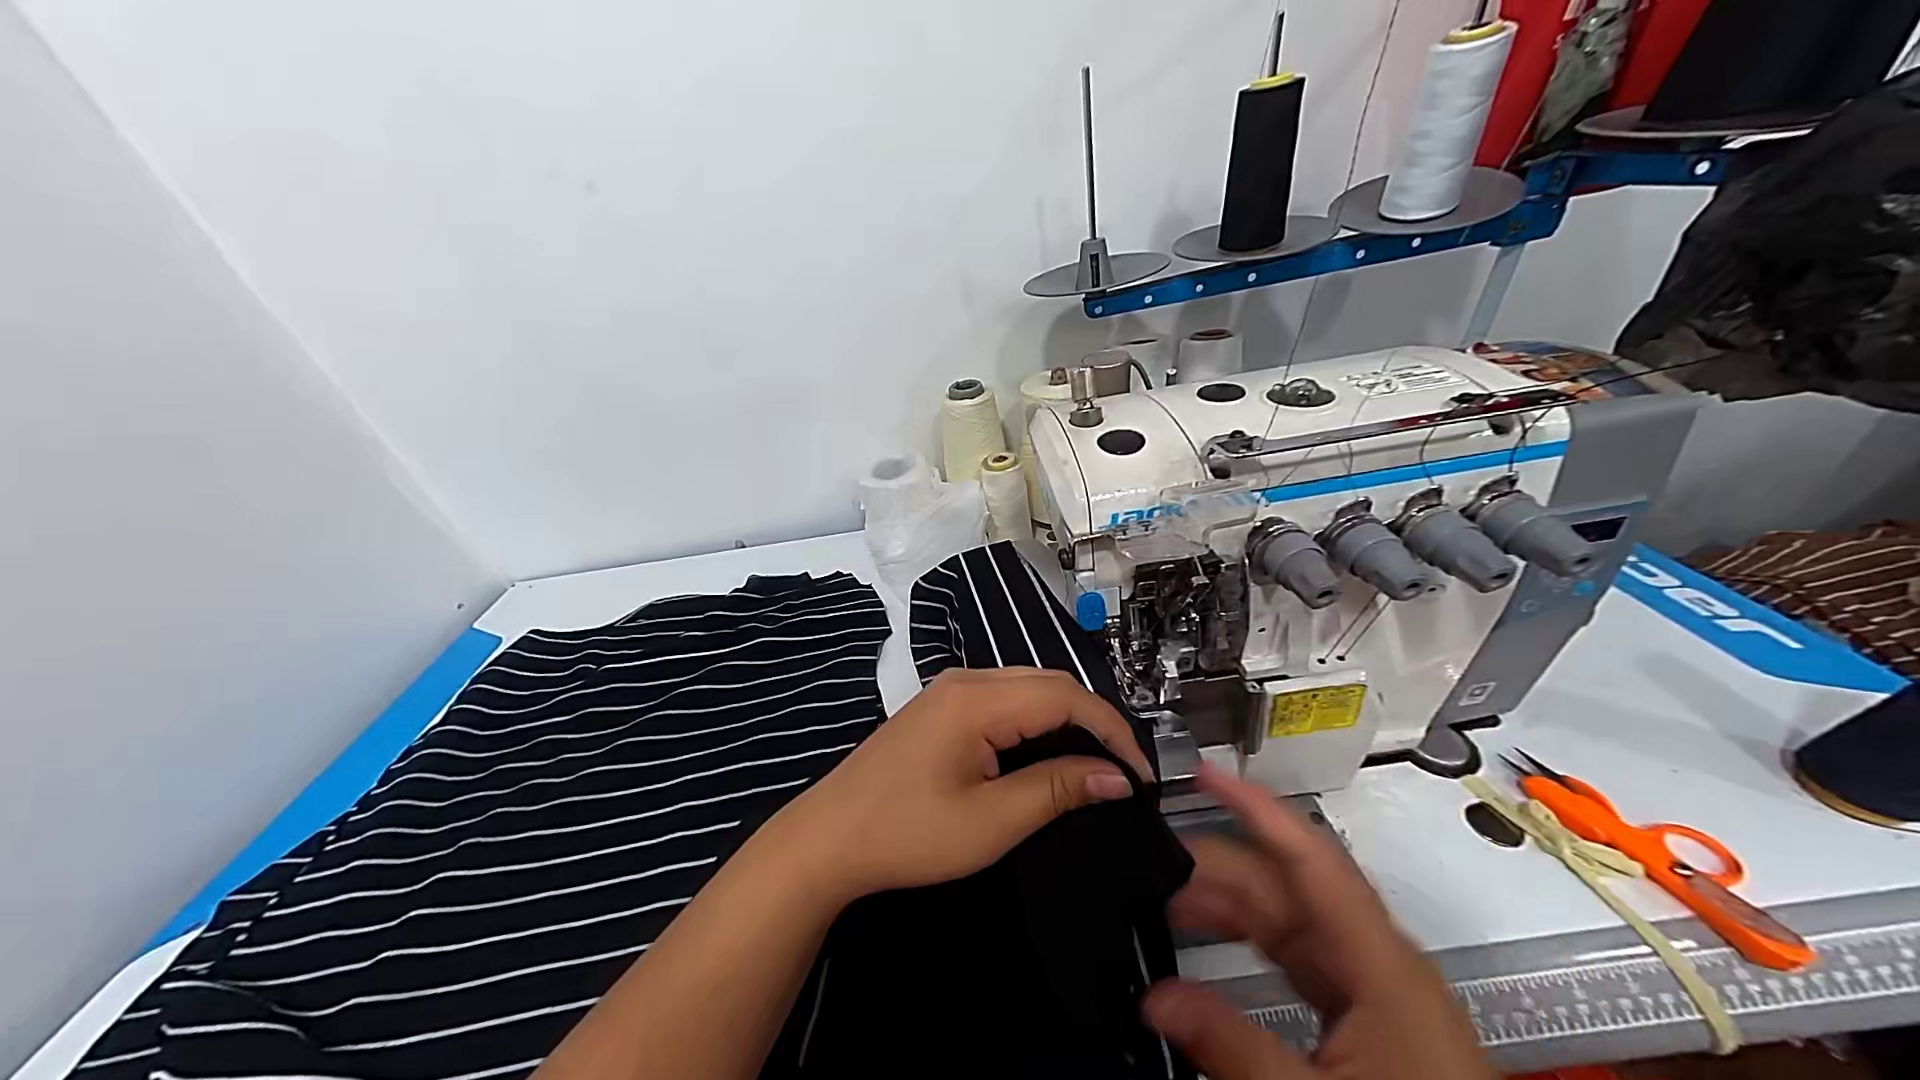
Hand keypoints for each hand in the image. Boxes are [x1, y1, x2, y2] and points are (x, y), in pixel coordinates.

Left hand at [759, 667, 1153, 902]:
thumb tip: (1117, 776)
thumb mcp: (991, 821)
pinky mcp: (941, 705)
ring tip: (1095, 761)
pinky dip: (1037, 719)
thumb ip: (1057, 789)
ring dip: (1067, 718)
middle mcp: (966, 680)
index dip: (1112, 731)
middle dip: (1094, 721)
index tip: (1141, 776)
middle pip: (1049, 683)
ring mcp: (949, 689)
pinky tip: (1047, 750)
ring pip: (1028, 687)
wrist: (828, 838)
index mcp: (977, 699)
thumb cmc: (907, 834)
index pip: (1066, 697)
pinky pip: (1004, 698)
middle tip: (1122, 770)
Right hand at [1143, 765, 1494, 1079]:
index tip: (1208, 774)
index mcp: (1383, 965)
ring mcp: (1371, 985)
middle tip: (1159, 859)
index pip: (1310, 857)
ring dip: (1226, 902)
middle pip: (1286, 885)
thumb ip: (1233, 1044)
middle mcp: (1378, 961)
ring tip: (1169, 900)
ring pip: (1285, 916)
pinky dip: (1246, 937)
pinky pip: (1292, 950)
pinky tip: (1212, 942)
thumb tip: (1159, 1000)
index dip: (1254, 807)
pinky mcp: (1362, 1011)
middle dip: (1219, 864)